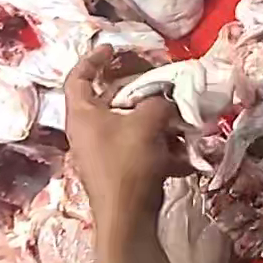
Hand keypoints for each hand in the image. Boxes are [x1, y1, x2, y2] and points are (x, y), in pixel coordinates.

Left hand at [64, 47, 185, 233]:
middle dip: (142, 95)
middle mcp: (89, 131)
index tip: (113, 49)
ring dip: (159, 123)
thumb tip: (167, 100)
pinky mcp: (122, 168)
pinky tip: (183, 155)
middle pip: (113, 102)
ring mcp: (104, 151)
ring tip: (182, 125)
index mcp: (83, 115)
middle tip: (162, 87)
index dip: (93, 60)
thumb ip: (159, 102)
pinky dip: (163, 147)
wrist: (128, 213)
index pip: (79, 79)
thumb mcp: (148, 122)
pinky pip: (143, 148)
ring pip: (133, 125)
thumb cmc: (129, 162)